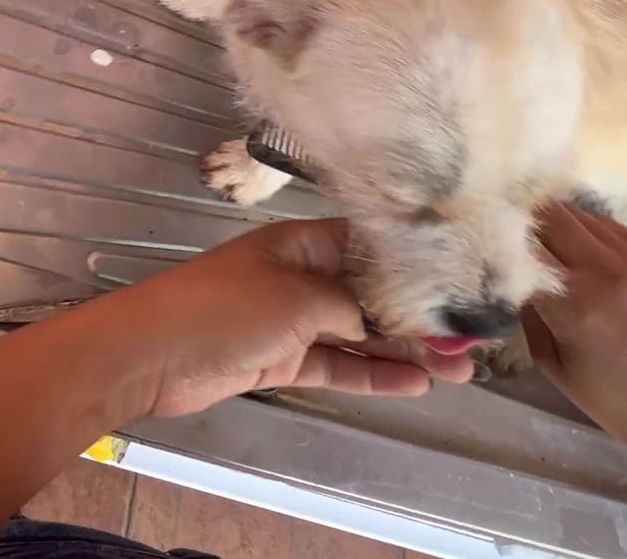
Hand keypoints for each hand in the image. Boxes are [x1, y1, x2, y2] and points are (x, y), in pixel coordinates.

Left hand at [71, 219, 473, 417]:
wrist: (157, 352)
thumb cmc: (227, 307)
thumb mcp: (297, 298)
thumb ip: (350, 309)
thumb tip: (389, 321)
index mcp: (300, 243)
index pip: (365, 245)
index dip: (410, 263)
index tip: (457, 281)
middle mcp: (300, 274)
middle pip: (366, 292)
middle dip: (415, 314)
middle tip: (470, 338)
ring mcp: (290, 318)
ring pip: (356, 331)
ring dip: (402, 348)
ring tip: (460, 366)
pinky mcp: (282, 356)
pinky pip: (335, 362)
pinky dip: (370, 373)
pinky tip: (414, 383)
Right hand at [522, 203, 626, 472]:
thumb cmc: (618, 404)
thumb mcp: (553, 363)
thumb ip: (529, 309)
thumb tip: (514, 272)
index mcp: (573, 305)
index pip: (518, 245)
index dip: (496, 236)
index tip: (483, 237)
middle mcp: (606, 273)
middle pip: (548, 214)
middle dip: (524, 221)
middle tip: (512, 234)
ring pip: (580, 215)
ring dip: (557, 223)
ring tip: (548, 242)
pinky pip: (613, 228)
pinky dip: (590, 232)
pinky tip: (585, 252)